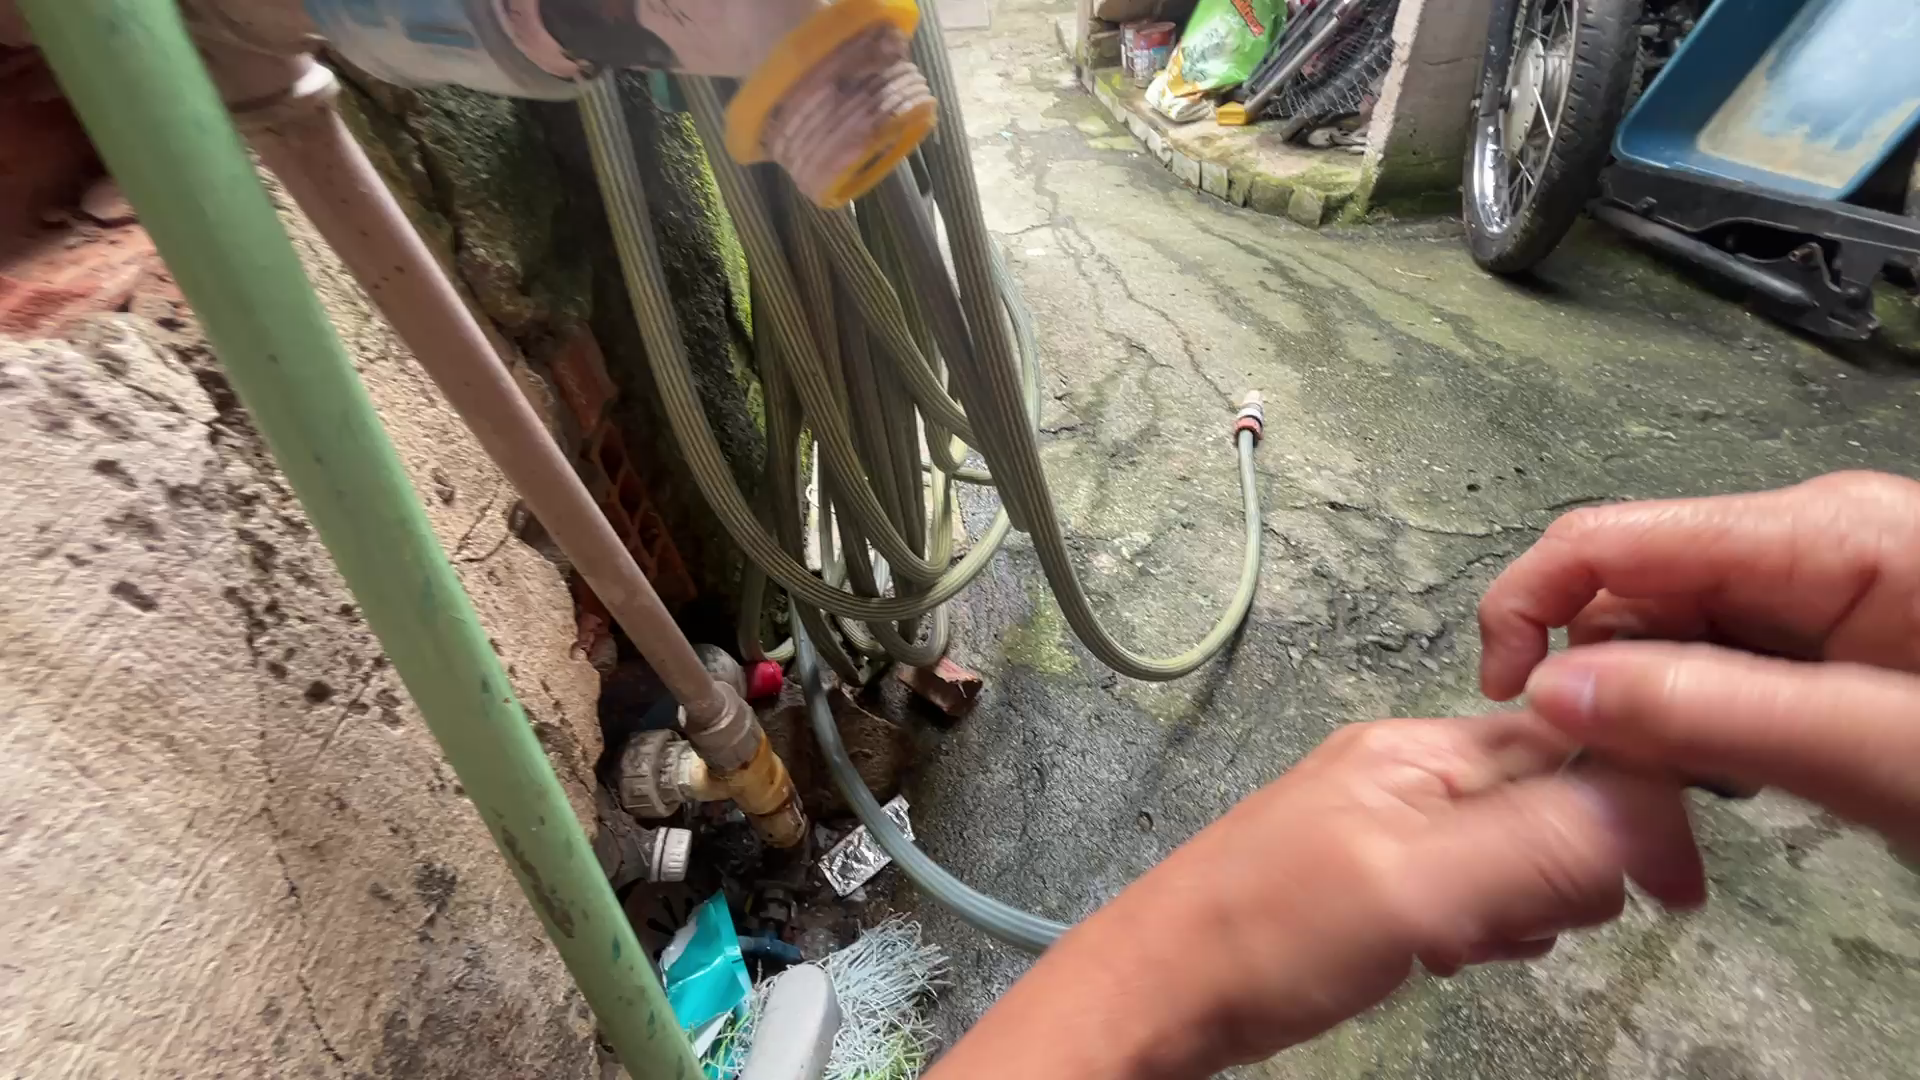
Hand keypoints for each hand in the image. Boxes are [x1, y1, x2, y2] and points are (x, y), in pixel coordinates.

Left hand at [929, 713, 1703, 1079]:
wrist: (1170, 980)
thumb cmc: (1280, 929)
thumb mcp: (1417, 884)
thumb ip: (1537, 840)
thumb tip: (1653, 802)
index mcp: (1411, 750)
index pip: (1562, 745)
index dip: (1631, 810)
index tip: (1663, 895)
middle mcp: (1397, 771)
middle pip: (1542, 800)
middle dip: (1560, 871)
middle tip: (1504, 920)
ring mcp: (1378, 822)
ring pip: (1506, 853)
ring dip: (1514, 908)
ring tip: (1452, 942)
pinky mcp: (1367, 872)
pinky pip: (1461, 887)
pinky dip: (1472, 925)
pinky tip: (1433, 953)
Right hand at [1477, 471, 1919, 851]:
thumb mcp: (1898, 754)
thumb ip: (1715, 712)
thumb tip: (1544, 691)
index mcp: (1814, 537)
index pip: (1599, 542)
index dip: (1525, 607)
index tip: (1506, 698)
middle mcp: (1791, 551)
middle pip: (1622, 602)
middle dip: (1593, 691)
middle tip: (1614, 796)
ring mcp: (1805, 599)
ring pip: (1650, 647)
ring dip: (1637, 728)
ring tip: (1672, 817)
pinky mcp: (1816, 647)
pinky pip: (1699, 678)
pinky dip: (1682, 738)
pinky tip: (1716, 787)